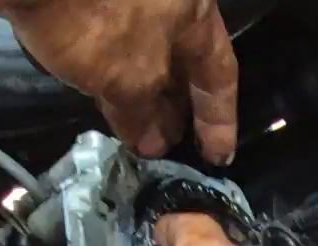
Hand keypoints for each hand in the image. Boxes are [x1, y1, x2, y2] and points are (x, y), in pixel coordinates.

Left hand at [7, 0, 237, 161]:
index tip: (217, 157)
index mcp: (195, 6)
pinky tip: (106, 98)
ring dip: (143, 94)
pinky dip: (115, 70)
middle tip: (168, 148)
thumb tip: (149, 142)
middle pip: (181, 59)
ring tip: (135, 133)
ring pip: (145, 49)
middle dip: (176, 109)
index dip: (219, 120)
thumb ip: (144, 116)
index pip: (220, 72)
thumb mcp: (129, 81)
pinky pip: (113, 36)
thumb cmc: (97, 17)